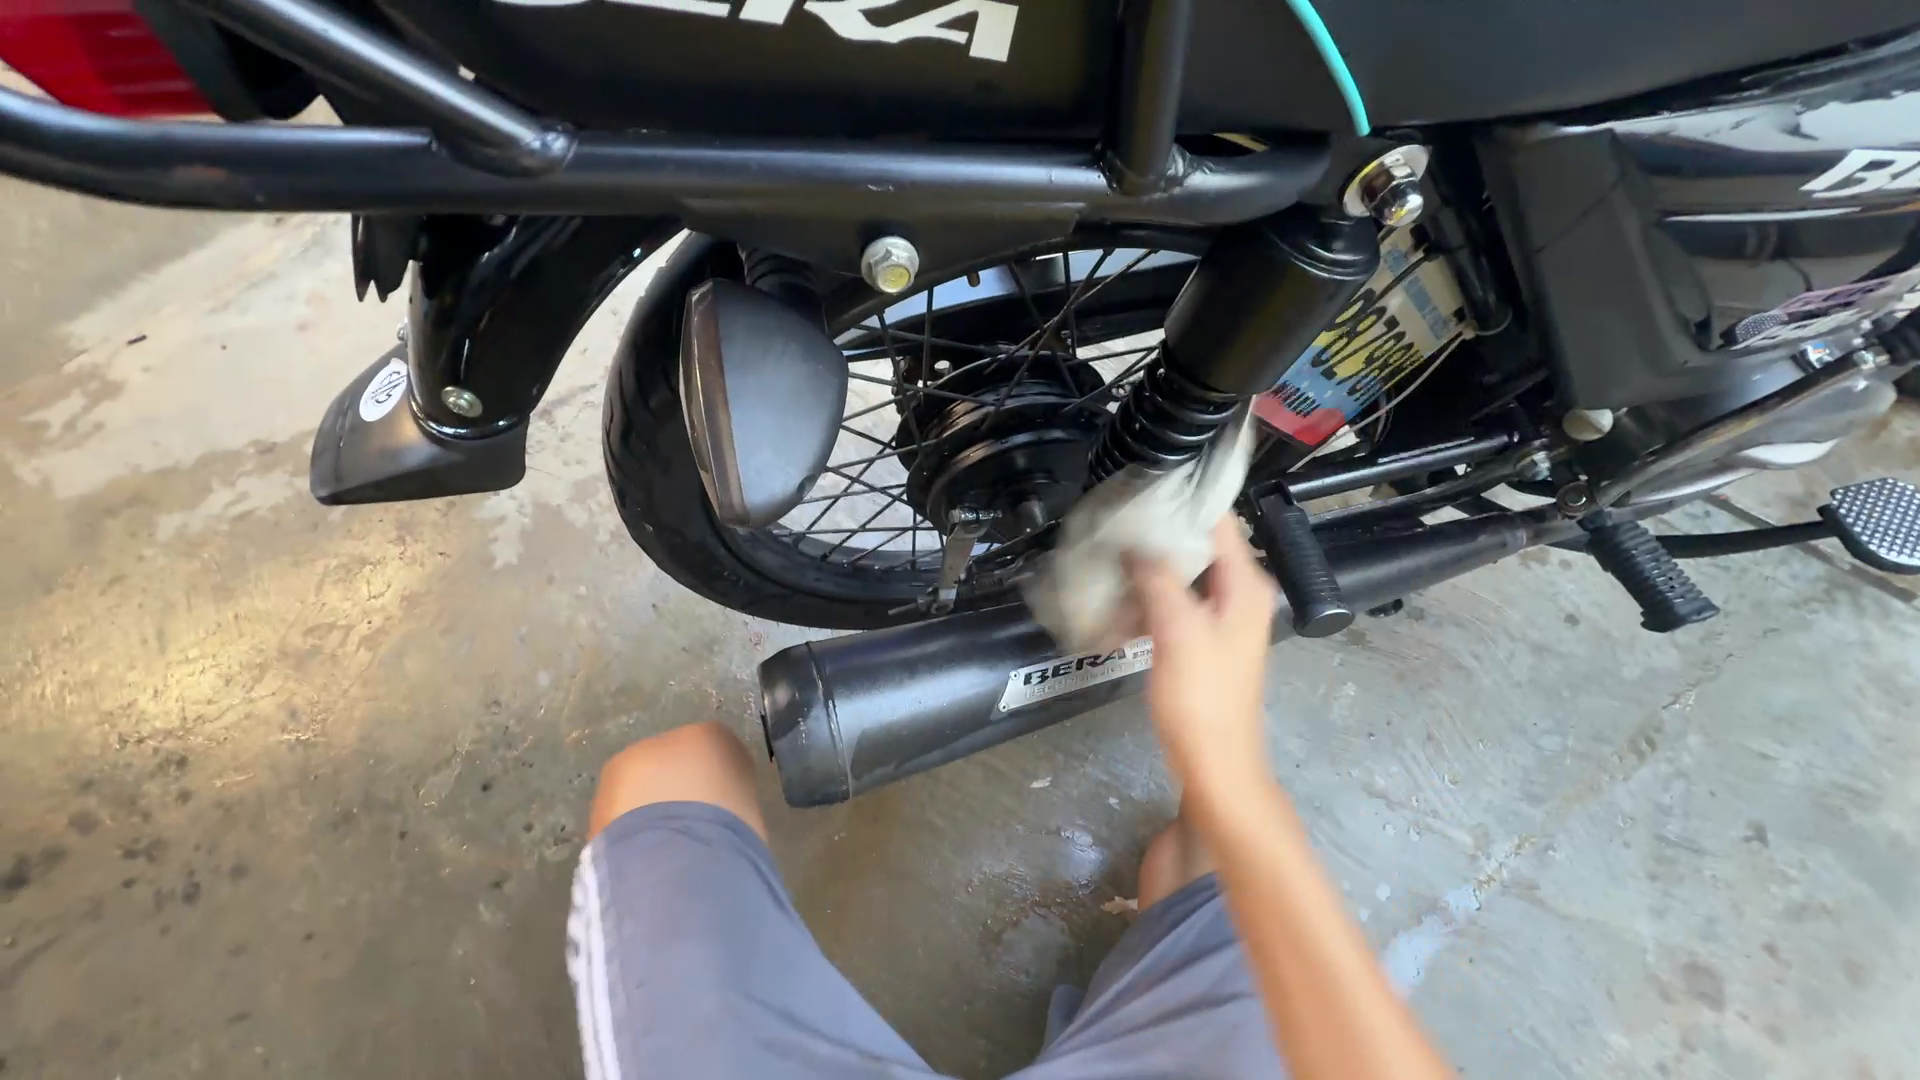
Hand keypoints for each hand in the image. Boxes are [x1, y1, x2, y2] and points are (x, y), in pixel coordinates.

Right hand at [1127, 516, 1278, 791]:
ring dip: (1146, 572)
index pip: (1219, 520)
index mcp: (1245, 585)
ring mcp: (1221, 618)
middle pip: (1196, 547)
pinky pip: (1173, 604)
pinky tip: (1116, 607)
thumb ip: (1158, 579)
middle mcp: (1239, 594)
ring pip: (1180, 576)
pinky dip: (1147, 602)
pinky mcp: (1202, 639)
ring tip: (1107, 562)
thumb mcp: (1177, 631)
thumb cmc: (1201, 699)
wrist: (1214, 763)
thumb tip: (1134, 543)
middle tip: (1113, 526)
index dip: (1183, 501)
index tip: (1141, 490)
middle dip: (1154, 537)